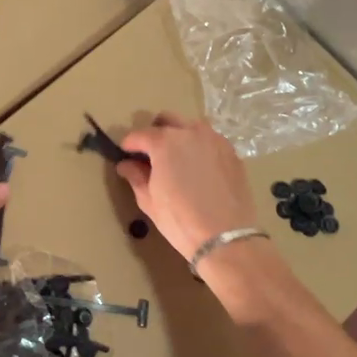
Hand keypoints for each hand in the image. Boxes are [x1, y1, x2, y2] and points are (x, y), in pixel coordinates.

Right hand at [116, 111, 258, 261]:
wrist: (225, 236)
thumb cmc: (180, 220)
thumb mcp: (149, 200)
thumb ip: (136, 176)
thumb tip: (126, 164)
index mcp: (164, 142)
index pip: (139, 135)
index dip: (128, 145)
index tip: (125, 156)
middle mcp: (190, 132)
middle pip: (167, 120)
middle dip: (155, 132)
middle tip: (151, 155)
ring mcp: (214, 140)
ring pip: (191, 126)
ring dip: (180, 135)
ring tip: (177, 159)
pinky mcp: (231, 152)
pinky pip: (210, 140)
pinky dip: (200, 147)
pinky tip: (198, 168)